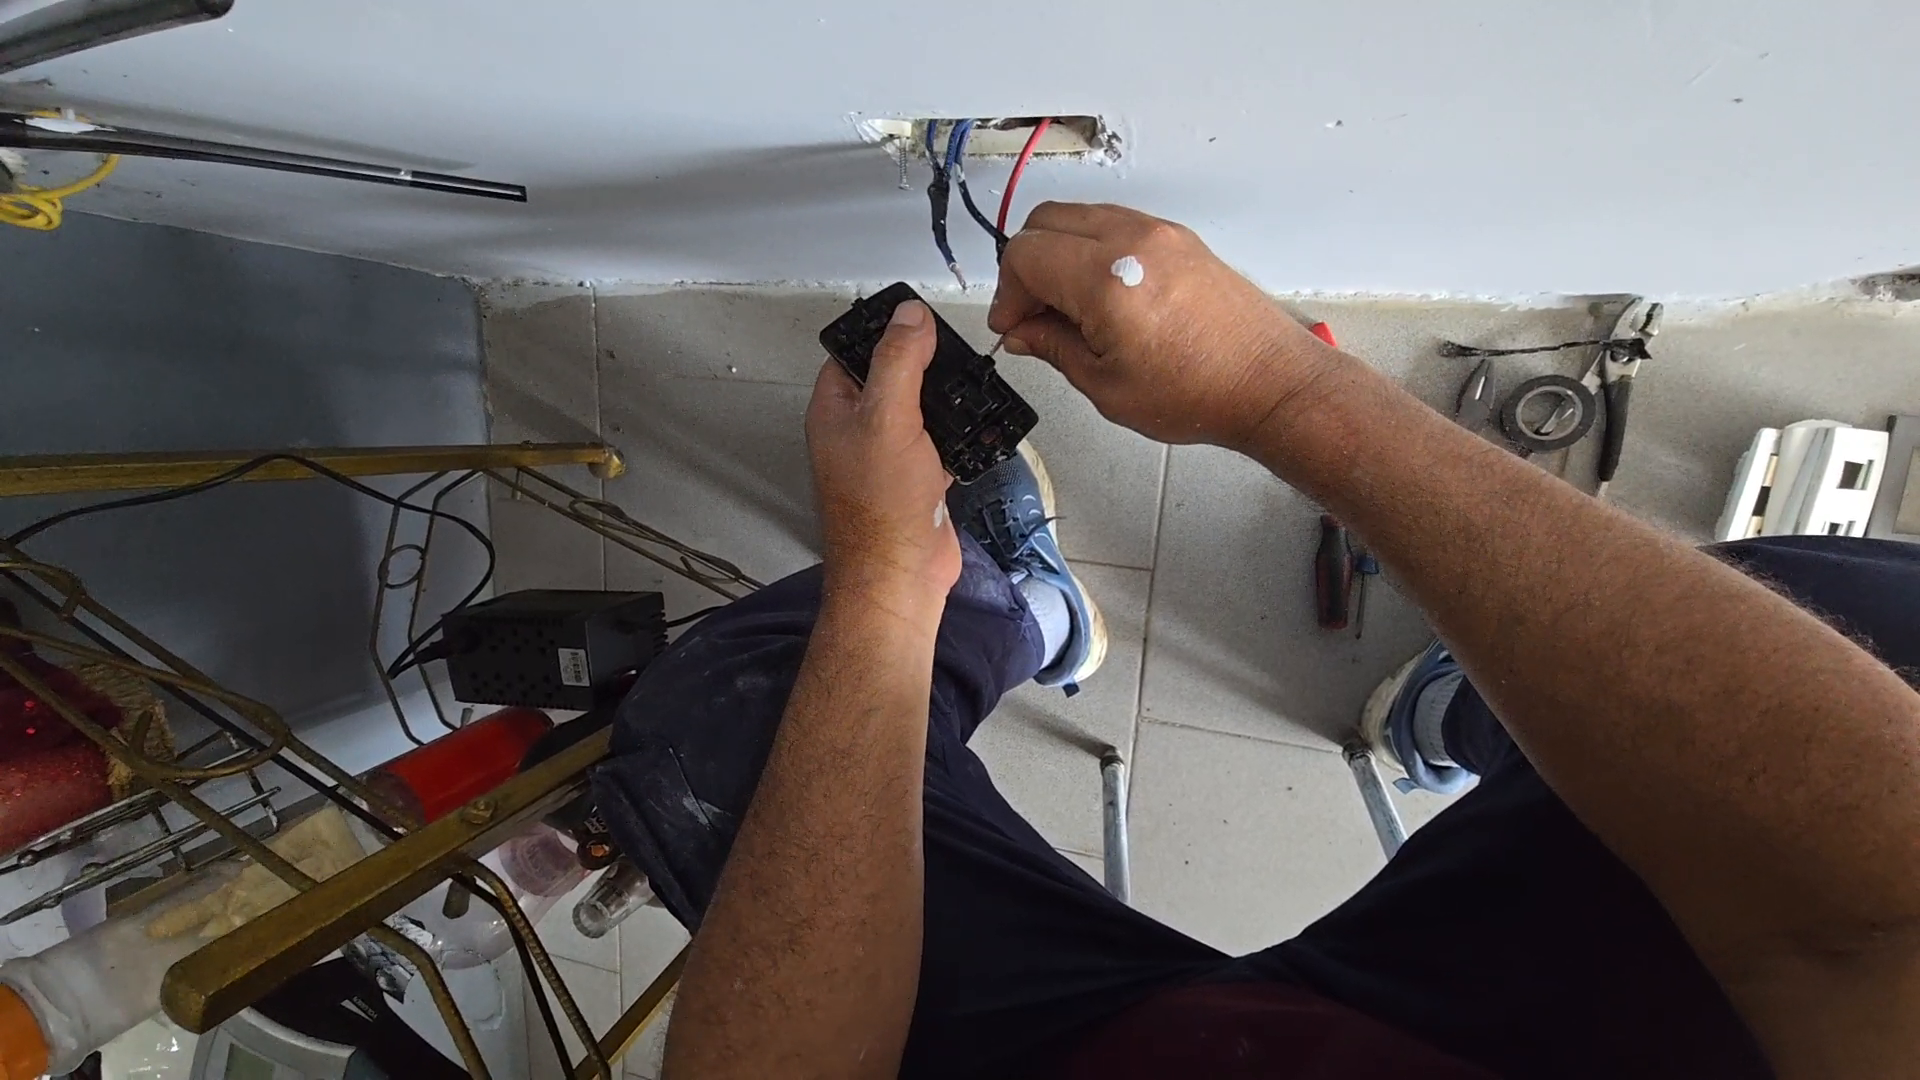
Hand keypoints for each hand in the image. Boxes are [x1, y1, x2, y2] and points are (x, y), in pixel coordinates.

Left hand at [805, 300, 961, 608]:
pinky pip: (936, 443)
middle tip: (953, 354)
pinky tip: (976, 431)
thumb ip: (899, 361)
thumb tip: (910, 314)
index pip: (853, 352)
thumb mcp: (889, 417)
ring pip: (916, 411)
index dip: (884, 332)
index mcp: (835, 410)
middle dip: (922, 365)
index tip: (920, 322)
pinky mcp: (916, 480)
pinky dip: (956, 435)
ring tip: (971, 387)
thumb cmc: (883, 504)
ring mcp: (886, 457)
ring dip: (943, 401)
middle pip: (890, 379)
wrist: (901, 574)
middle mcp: (856, 431)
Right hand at [989, 202, 1342, 448]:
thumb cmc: (1198, 393)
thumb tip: (1023, 332)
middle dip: (1024, 267)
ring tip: (1064, 308)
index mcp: (1107, 280)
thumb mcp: (1105, 386)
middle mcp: (1132, 241)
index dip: (1006, 294)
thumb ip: (1054, 347)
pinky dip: (1090, 250)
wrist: (1267, 383)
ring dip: (1057, 254)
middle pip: (1045, 221)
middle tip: (1030, 315)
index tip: (1012, 326)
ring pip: (1079, 217)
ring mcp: (1159, 233)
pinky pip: (1114, 224)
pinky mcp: (1177, 238)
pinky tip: (1097, 296)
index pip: (1025, 255)